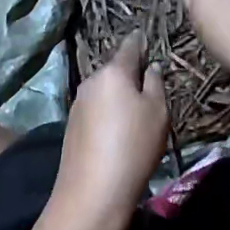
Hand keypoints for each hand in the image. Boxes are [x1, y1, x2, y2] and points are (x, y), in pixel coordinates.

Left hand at [53, 31, 167, 227]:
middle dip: (130, 74)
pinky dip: (108, 113)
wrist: (93, 191)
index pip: (130, 46)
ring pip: (104, 91)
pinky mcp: (72, 125)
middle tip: (149, 86)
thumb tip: (150, 67)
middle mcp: (91, 80)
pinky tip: (118, 131)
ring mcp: (78, 103)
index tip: (147, 39)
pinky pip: (96, 109)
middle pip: (115, 70)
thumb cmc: (133, 146)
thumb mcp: (157, 112)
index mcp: (113, 72)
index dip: (141, 42)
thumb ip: (155, 84)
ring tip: (136, 113)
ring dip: (118, 96)